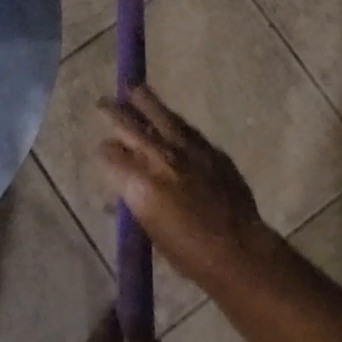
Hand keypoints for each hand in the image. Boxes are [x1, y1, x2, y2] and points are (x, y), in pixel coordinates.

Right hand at [98, 86, 280, 287]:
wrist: (237, 248)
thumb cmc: (188, 253)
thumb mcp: (150, 229)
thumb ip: (137, 200)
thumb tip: (126, 188)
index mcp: (141, 184)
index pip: (113, 155)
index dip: (106, 152)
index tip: (103, 150)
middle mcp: (162, 160)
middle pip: (132, 128)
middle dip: (115, 113)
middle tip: (104, 101)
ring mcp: (190, 151)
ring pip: (162, 118)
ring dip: (146, 102)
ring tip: (134, 88)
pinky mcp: (212, 151)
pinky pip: (187, 129)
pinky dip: (174, 122)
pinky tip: (169, 118)